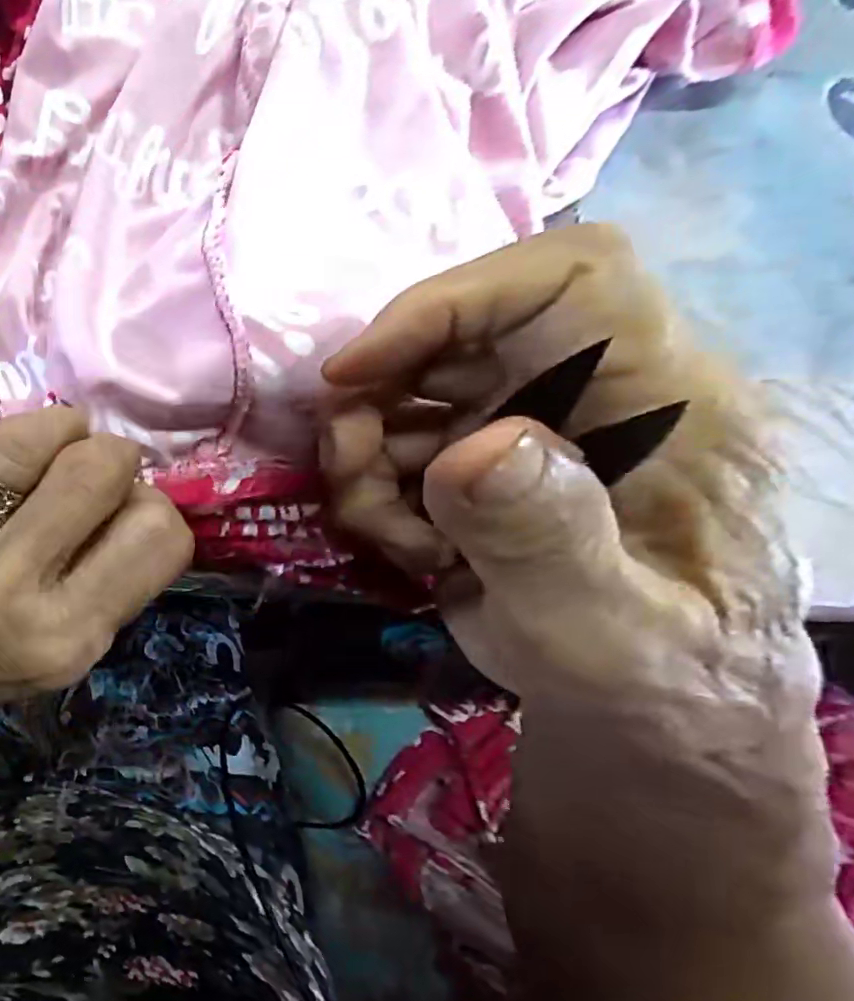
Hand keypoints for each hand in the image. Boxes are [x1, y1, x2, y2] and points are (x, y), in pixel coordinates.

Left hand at [0, 403, 192, 795]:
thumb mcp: (72, 653)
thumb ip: (116, 579)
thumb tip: (135, 488)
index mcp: (63, 634)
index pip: (156, 533)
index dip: (153, 507)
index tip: (124, 511)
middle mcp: (1, 590)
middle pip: (92, 471)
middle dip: (108, 456)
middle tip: (87, 471)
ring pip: (16, 443)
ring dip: (50, 428)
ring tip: (44, 447)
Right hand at [320, 225, 830, 917]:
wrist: (640, 708)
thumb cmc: (652, 674)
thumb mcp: (603, 627)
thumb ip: (547, 538)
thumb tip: (476, 447)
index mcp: (661, 402)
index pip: (562, 280)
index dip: (446, 304)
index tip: (353, 375)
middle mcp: (587, 395)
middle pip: (448, 340)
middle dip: (372, 405)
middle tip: (349, 474)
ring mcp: (525, 430)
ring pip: (402, 397)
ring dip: (361, 461)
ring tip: (390, 536)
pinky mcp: (476, 466)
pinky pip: (389, 448)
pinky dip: (369, 492)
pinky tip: (403, 545)